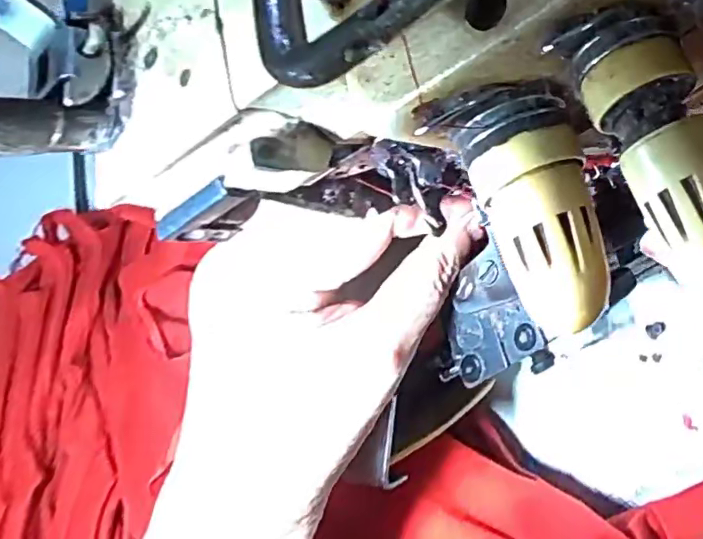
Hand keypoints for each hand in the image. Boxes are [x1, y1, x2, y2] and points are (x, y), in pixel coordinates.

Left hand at [147, 197, 481, 538]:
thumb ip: (428, 279)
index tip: (457, 217)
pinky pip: (319, 238)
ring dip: (382, 233)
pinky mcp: (253, 276)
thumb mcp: (380, 352)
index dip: (416, 214)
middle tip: (444, 233)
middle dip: (401, 221)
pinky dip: (358, 249)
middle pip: (344, 208)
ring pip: (336, 218)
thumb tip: (463, 230)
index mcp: (255, 270)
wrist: (248, 494)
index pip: (358, 213)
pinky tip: (376, 272)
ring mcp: (241, 264)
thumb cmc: (291, 445)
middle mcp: (239, 256)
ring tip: (414, 256)